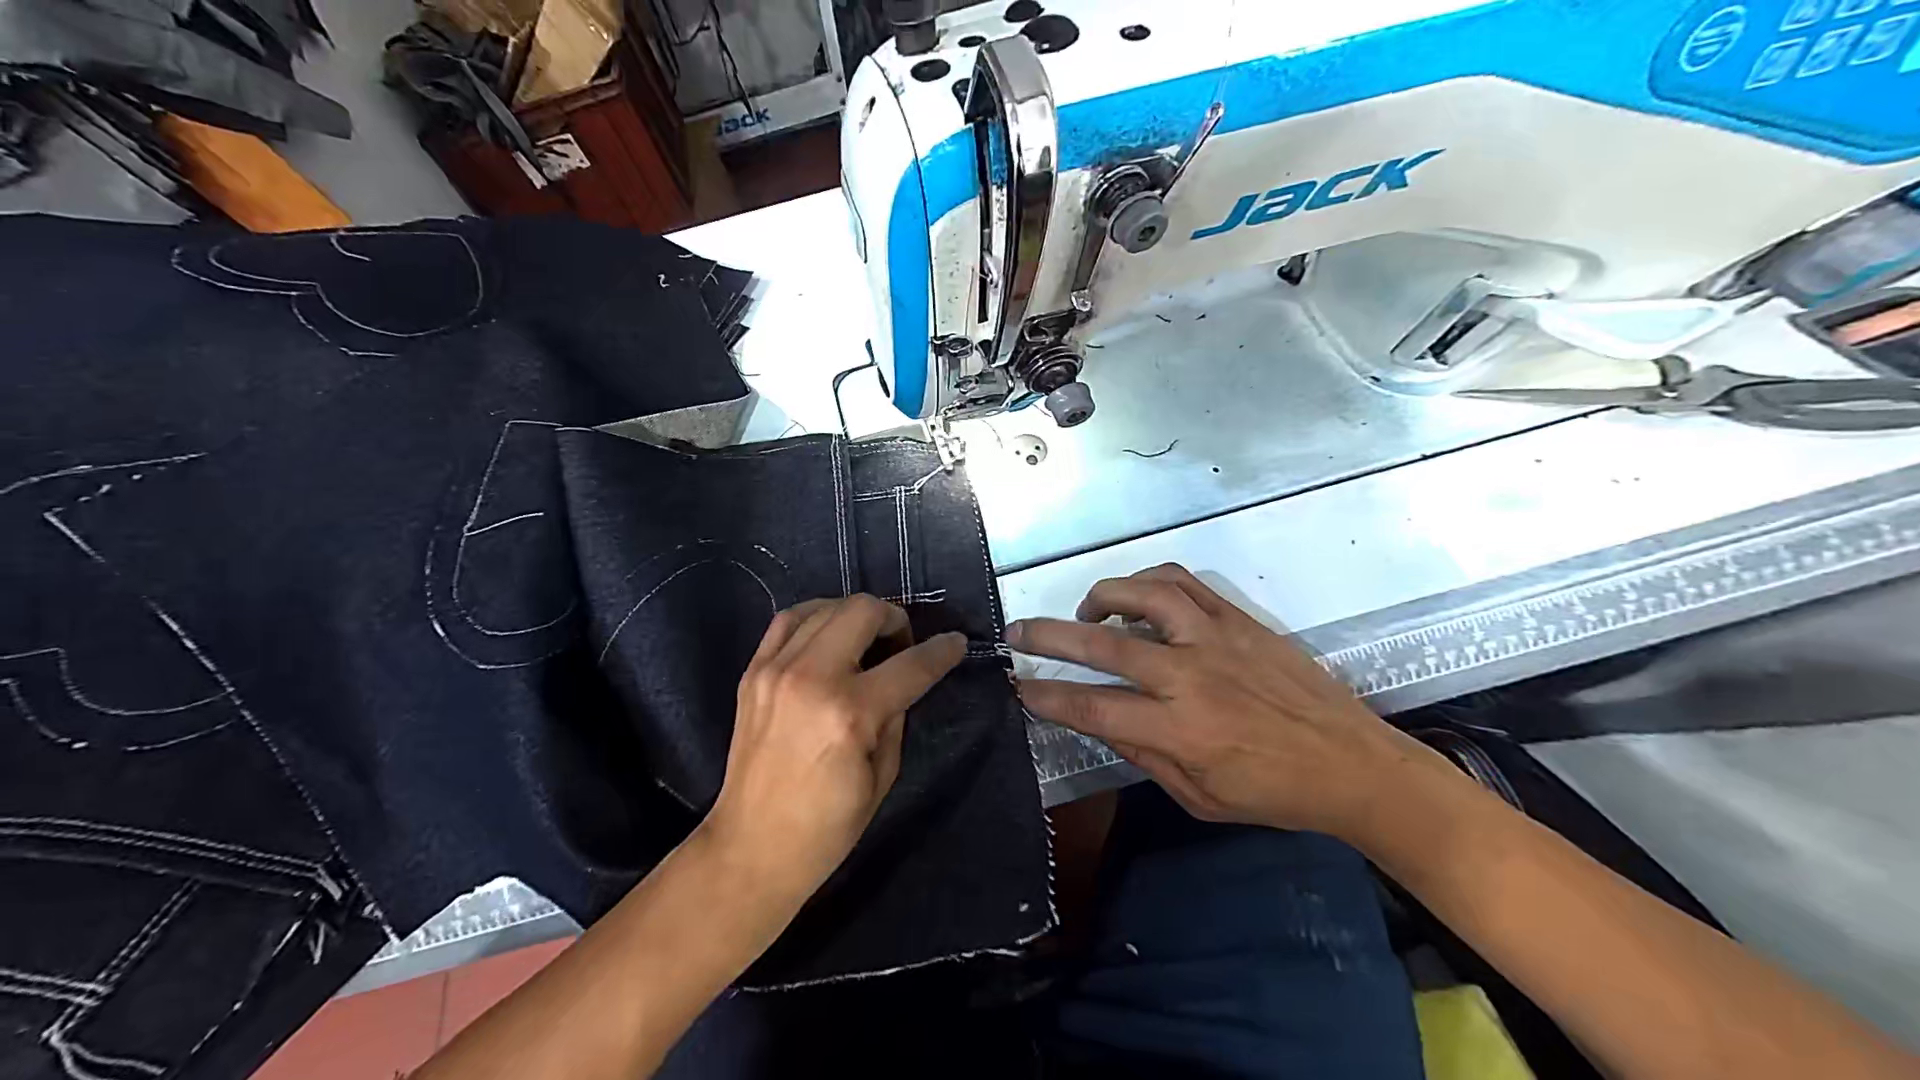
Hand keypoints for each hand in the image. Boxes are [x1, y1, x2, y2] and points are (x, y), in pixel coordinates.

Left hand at [702, 594, 965, 904]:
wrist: (751, 847)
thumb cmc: (827, 826)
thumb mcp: (883, 775)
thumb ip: (897, 716)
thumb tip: (903, 680)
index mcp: (850, 714)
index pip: (910, 664)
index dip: (942, 651)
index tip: (956, 643)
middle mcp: (811, 678)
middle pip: (863, 611)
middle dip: (895, 619)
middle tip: (902, 645)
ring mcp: (775, 670)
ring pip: (827, 606)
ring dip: (857, 615)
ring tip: (867, 640)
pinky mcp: (753, 672)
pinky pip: (788, 620)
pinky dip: (817, 617)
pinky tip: (829, 633)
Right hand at [1012, 564, 1453, 841]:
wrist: (1352, 764)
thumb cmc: (1273, 794)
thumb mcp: (1198, 796)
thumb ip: (1144, 754)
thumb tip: (1101, 719)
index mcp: (1180, 728)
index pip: (1094, 707)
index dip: (1048, 696)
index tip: (1018, 686)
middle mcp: (1191, 674)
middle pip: (1103, 644)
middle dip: (1049, 637)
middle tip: (1018, 632)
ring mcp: (1216, 638)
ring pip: (1145, 595)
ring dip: (1103, 596)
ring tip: (1087, 610)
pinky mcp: (1239, 619)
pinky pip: (1185, 584)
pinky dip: (1150, 582)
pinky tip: (1139, 596)